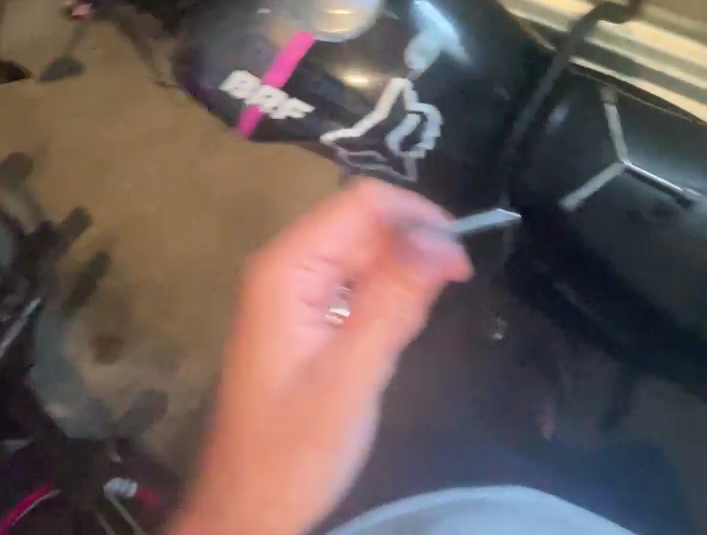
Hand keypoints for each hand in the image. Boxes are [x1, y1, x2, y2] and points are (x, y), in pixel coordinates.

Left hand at [172, 179, 473, 534]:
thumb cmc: (293, 450)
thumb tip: (442, 238)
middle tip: (451, 289)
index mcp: (287, 266)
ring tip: (412, 326)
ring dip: (400, 275)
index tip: (458, 254)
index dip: (415, 216)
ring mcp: (292, 288)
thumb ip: (395, 300)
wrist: (248, 510)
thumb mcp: (351, 374)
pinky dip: (384, 297)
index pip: (360, 203)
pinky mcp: (303, 313)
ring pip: (362, 252)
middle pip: (362, 224)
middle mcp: (286, 264)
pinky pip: (353, 281)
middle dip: (410, 246)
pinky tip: (392, 334)